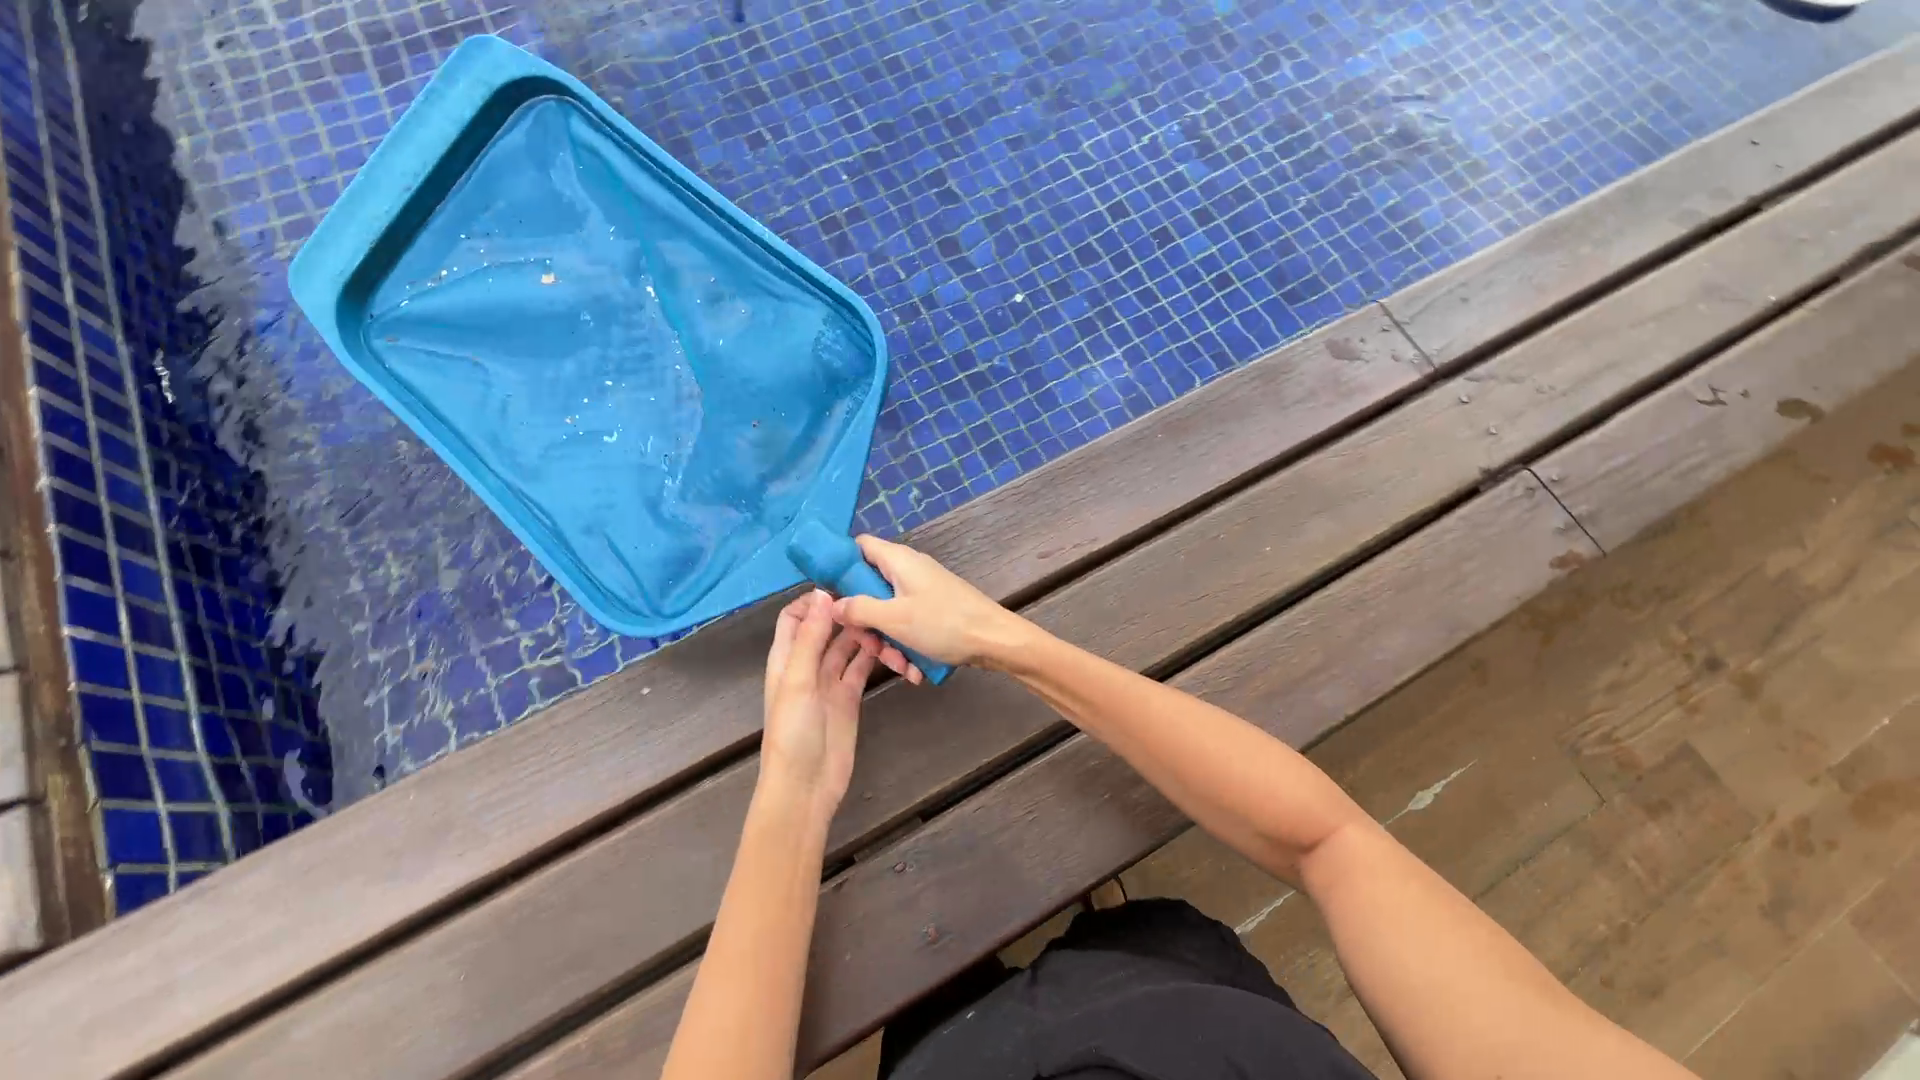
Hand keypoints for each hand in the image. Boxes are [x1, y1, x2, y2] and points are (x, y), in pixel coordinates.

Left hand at [761, 590, 878, 818]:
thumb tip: (823, 595)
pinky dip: (876, 656)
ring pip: (848, 646)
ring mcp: (829, 681)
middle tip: (877, 599)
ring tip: (888, 622)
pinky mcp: (849, 697)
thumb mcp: (797, 681)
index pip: (795, 617)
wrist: (806, 785)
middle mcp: (807, 665)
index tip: (844, 586)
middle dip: (847, 613)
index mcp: (785, 658)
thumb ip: (810, 638)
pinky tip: (893, 645)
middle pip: (826, 628)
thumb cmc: (793, 733)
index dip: (815, 600)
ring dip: (864, 634)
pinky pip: (862, 667)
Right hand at [829, 535, 1030, 668]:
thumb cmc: (944, 623)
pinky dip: (907, 646)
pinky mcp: (934, 611)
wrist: (996, 641)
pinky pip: (908, 626)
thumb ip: (858, 609)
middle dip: (867, 622)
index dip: (839, 565)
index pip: (859, 546)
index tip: (830, 596)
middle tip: (871, 647)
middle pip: (869, 588)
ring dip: (888, 643)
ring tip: (901, 666)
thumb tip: (833, 604)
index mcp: (898, 561)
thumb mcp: (894, 619)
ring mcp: (922, 591)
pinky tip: (916, 670)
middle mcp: (908, 571)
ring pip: (888, 613)